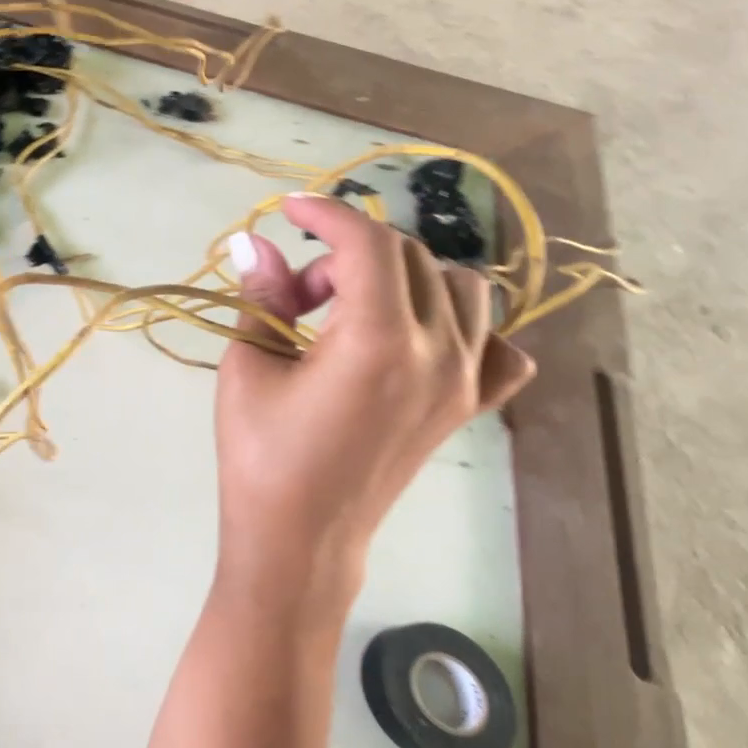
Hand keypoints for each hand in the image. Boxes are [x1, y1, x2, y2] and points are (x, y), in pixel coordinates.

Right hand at [214, 193, 535, 598]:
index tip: (289, 210)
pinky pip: (499, 347)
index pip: (366, 244)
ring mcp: (465, 381)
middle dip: (347, 254)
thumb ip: (262, 297)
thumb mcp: (248, 368)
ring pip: (462, 288)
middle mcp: (439, 351)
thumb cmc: (260, 454)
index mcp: (378, 339)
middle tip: (295, 291)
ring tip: (352, 310)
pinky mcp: (469, 407)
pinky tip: (420, 341)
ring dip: (405, 277)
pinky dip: (466, 327)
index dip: (327, 214)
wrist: (300, 536)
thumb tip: (255, 242)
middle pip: (409, 258)